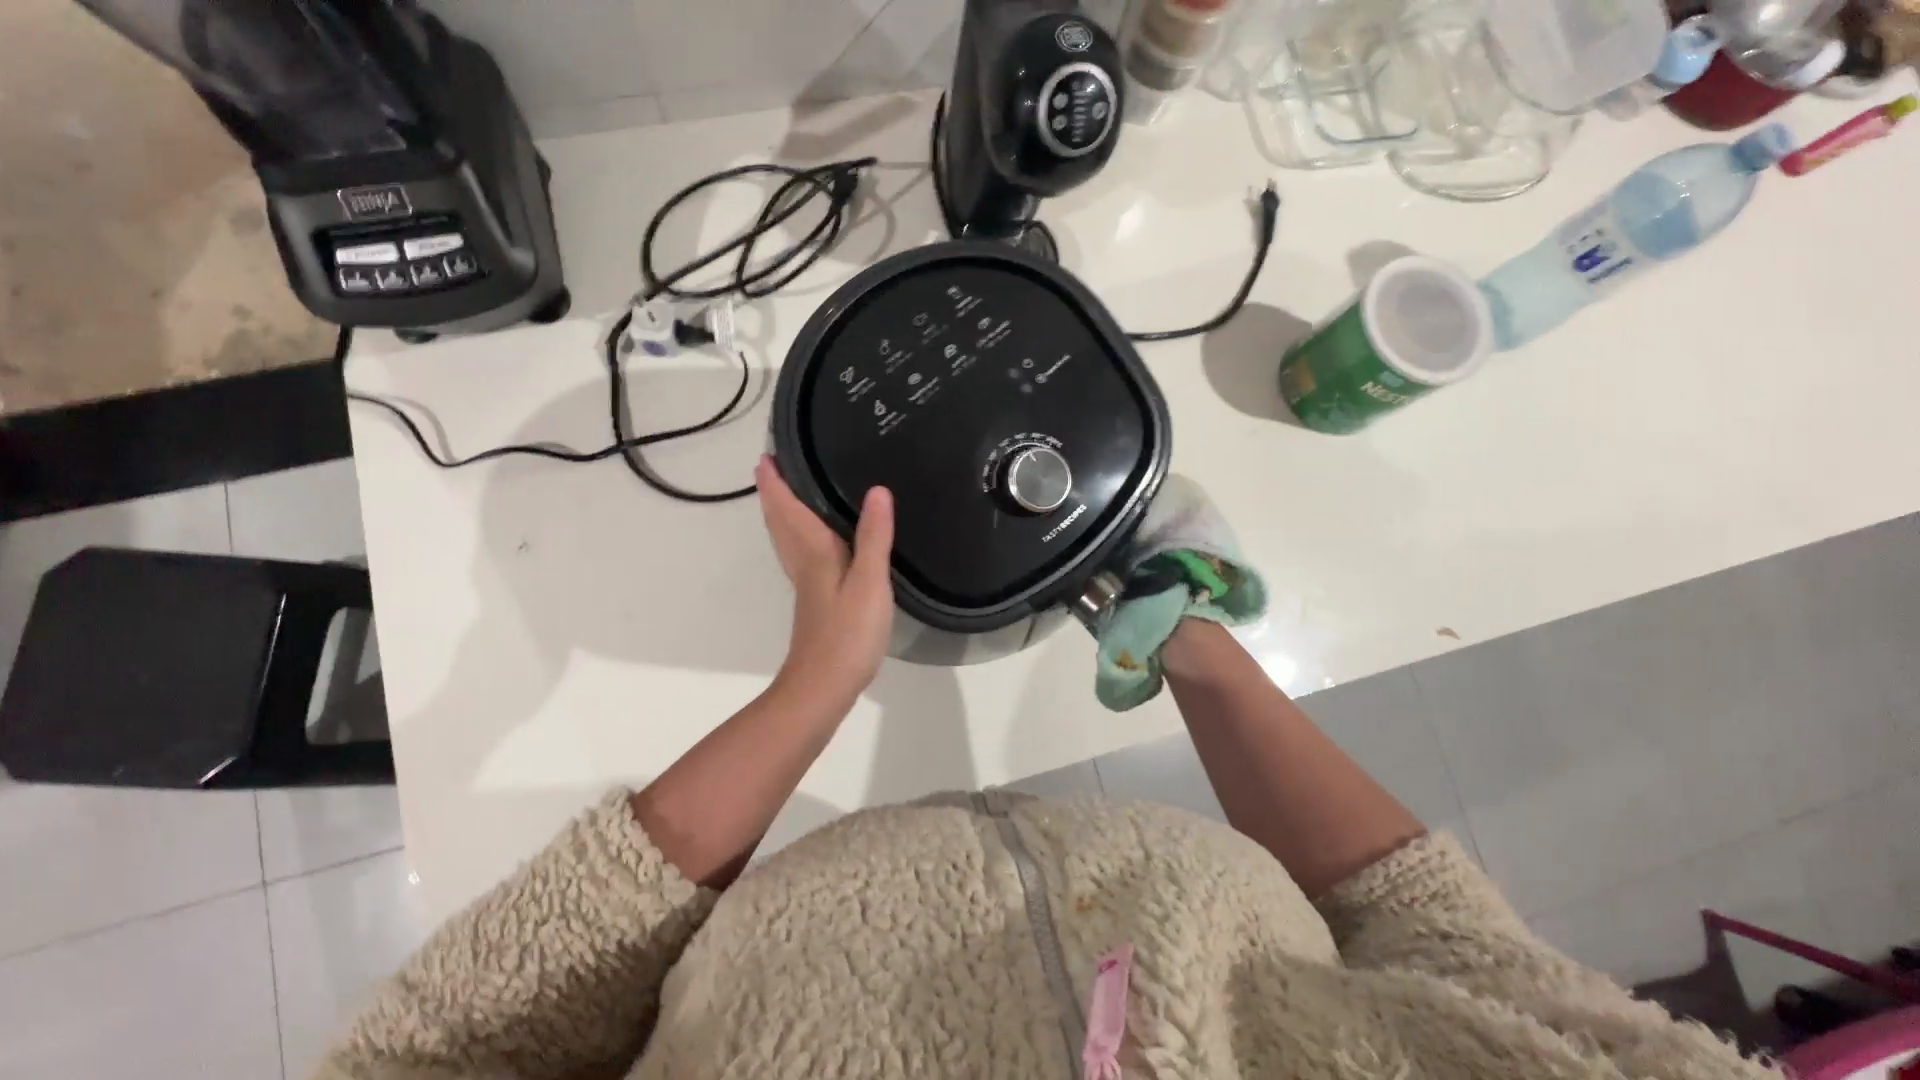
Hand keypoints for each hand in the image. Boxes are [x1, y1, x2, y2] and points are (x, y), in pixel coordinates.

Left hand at [755, 455, 894, 707]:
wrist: (823, 686)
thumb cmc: (848, 634)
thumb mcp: (870, 582)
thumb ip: (874, 537)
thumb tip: (877, 491)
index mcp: (814, 554)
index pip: (790, 510)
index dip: (777, 485)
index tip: (766, 456)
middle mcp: (804, 564)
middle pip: (782, 523)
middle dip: (775, 495)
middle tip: (770, 468)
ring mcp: (807, 585)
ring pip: (787, 541)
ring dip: (782, 516)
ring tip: (785, 496)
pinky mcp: (815, 602)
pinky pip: (800, 556)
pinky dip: (798, 539)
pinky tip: (814, 546)